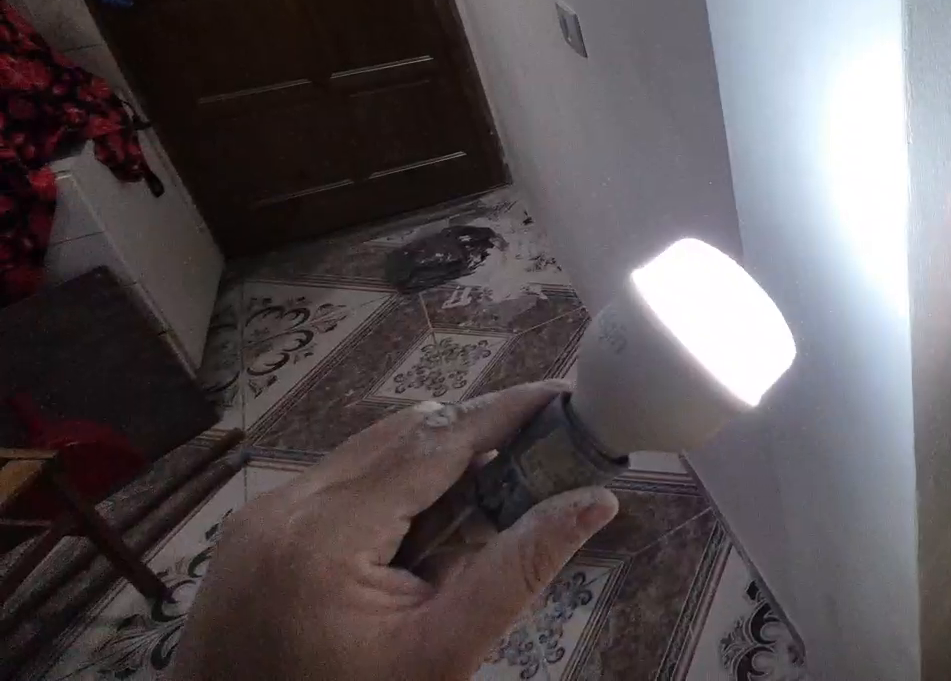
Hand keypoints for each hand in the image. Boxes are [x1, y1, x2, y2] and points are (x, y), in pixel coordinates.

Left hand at [171, 380, 618, 680]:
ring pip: (381, 442)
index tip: (566, 391)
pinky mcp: (259, 526)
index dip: (509, 407)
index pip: (439, 439)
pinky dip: (406, 475)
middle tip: (541, 448)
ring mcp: (263, 513)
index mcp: (324, 537)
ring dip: (444, 452)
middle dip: (482, 430)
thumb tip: (599, 498)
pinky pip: (352, 469)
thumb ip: (523, 566)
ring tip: (488, 495)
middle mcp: (285, 506)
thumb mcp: (447, 651)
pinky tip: (431, 521)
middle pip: (411, 430)